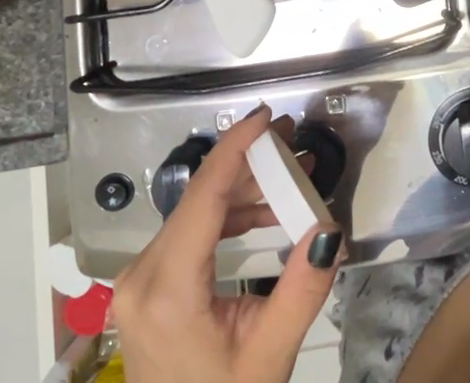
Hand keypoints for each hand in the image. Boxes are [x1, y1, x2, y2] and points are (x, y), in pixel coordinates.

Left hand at [112, 106, 343, 382]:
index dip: (235, 149)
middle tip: (295, 141)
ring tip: (292, 173)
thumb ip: (301, 289)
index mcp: (166, 290)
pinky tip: (265, 212)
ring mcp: (139, 281)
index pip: (202, 198)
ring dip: (243, 189)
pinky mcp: (148, 286)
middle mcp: (141, 276)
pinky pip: (190, 234)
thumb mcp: (270, 352)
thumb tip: (330, 227)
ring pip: (195, 212)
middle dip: (250, 164)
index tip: (267, 116)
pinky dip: (228, 215)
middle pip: (199, 199)